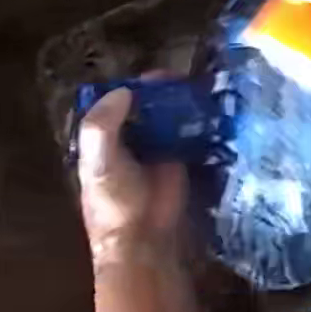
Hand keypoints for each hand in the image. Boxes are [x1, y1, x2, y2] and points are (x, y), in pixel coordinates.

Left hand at [76, 88, 187, 265]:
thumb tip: (126, 90)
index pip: (119, 100)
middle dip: (164, 88)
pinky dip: (199, 115)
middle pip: (149, 102)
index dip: (136, 85)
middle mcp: (132, 136)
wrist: (144, 236)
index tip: (157, 76)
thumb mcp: (99, 162)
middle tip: (183, 78)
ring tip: (201, 86)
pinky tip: (210, 104)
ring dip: (184, 98)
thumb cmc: (115, 201)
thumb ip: (103, 126)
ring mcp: (158, 144)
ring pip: (171, 112)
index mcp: (105, 136)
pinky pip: (190, 128)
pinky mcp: (182, 154)